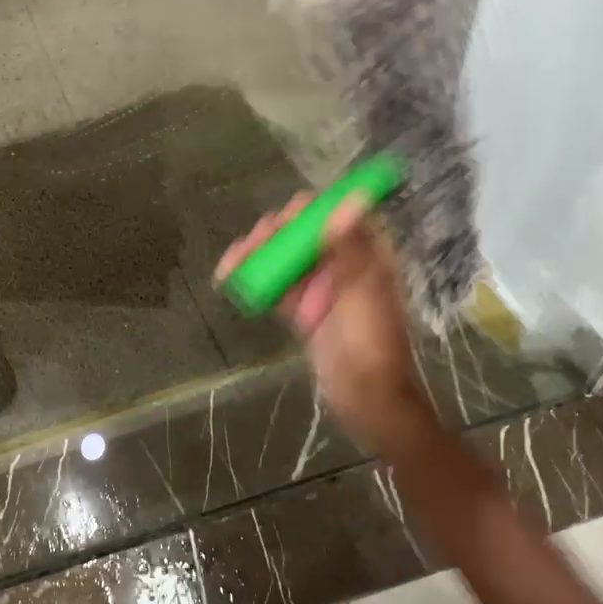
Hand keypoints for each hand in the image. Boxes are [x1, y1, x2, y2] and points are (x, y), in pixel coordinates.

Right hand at [216, 192, 437, 452]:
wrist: (367, 402)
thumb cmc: (374, 346)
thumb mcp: (363, 292)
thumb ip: (351, 247)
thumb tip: (346, 201)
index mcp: (366, 255)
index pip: (338, 214)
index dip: (312, 208)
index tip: (287, 216)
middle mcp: (342, 263)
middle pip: (303, 231)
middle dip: (275, 231)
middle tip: (255, 242)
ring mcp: (319, 285)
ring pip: (282, 253)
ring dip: (256, 251)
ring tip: (233, 261)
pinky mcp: (300, 307)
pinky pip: (272, 281)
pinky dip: (251, 276)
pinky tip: (228, 275)